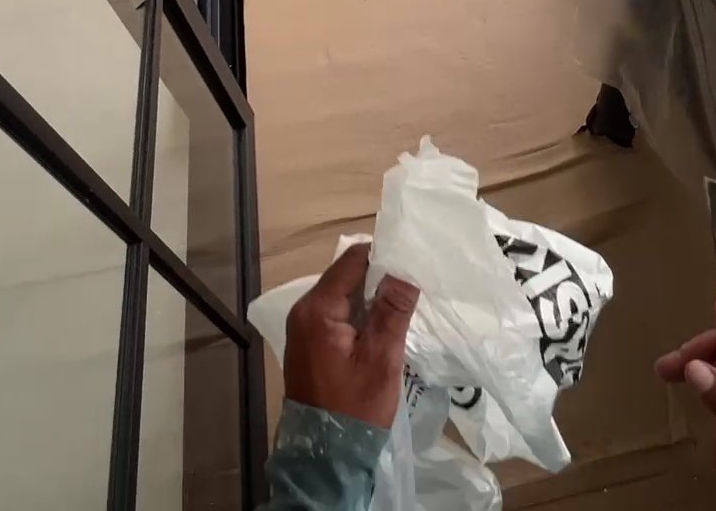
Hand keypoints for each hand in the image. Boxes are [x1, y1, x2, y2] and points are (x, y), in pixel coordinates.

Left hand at [283, 242, 420, 426]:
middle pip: (346, 274)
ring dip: (371, 295)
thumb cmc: (354, 409)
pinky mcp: (309, 341)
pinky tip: (383, 323)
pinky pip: (337, 312)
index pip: (352, 260)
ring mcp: (303, 326)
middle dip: (379, 276)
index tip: (411, 261)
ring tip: (402, 302)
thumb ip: (392, 310)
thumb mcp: (380, 359)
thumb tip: (405, 269)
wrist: (325, 460)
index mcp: (316, 309)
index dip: (383, 256)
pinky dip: (360, 312)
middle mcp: (304, 310)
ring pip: (343, 293)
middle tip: (412, 284)